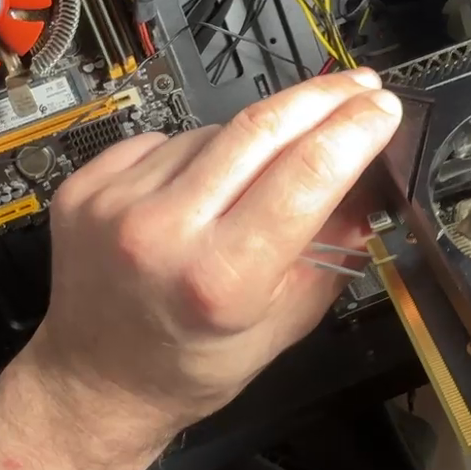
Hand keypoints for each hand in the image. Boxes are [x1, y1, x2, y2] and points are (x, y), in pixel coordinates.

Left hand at [22, 69, 402, 442]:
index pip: (306, 174)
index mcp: (223, 278)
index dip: (355, 130)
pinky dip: (197, 155)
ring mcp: (116, 201)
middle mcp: (163, 231)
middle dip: (321, 98)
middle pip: (261, 127)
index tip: (382, 109)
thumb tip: (367, 181)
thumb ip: (333, 250)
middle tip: (358, 87)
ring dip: (253, 140)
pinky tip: (198, 190)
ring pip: (214, 131)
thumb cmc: (192, 366)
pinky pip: (166, 140)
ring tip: (255, 180)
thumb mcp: (284, 323)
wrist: (96, 382)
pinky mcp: (88, 184)